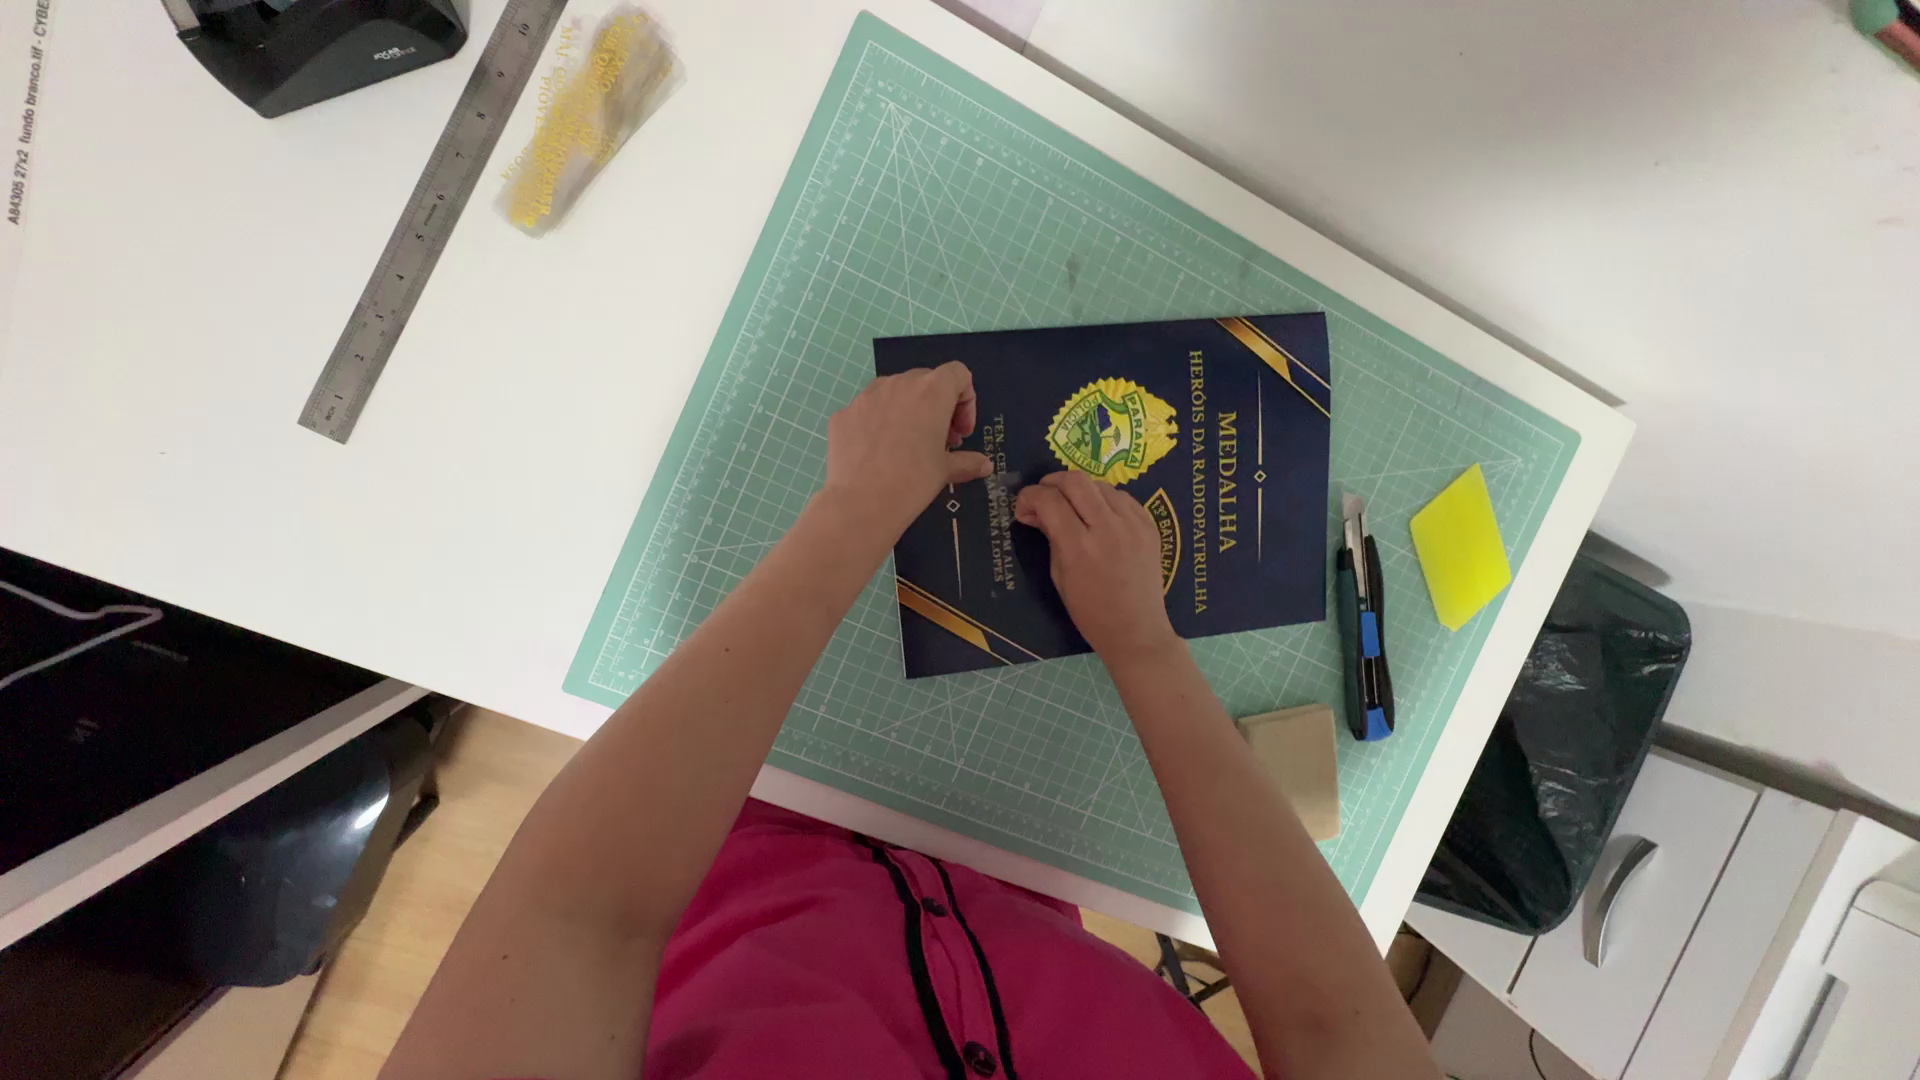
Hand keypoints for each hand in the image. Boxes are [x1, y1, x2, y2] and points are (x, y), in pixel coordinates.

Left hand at [822, 362, 992, 531]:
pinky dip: (878, 425)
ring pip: (894, 393)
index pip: (958, 374)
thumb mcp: (946, 471)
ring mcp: (866, 396)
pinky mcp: (843, 413)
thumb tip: (984, 465)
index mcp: (931, 391)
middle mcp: (898, 384)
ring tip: (906, 446)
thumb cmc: (913, 482)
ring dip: (907, 412)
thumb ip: (967, 461)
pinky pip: (868, 411)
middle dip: (937, 407)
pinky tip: (878, 455)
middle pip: (926, 381)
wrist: (861, 503)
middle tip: (939, 441)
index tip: (961, 432)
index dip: (966, 401)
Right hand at [1015, 471, 1179, 666]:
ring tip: (1072, 509)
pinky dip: (1104, 499)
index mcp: (1079, 547)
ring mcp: (1133, 524)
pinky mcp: (1149, 525)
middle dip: (1052, 483)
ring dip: (1079, 491)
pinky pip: (1122, 497)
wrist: (1136, 630)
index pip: (1049, 500)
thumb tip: (1034, 512)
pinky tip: (1098, 516)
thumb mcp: (1059, 576)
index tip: (1023, 508)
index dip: (1029, 497)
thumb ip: (1049, 537)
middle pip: (1075, 480)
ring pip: (1099, 484)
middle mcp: (1108, 528)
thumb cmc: (1090, 612)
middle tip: (1044, 498)